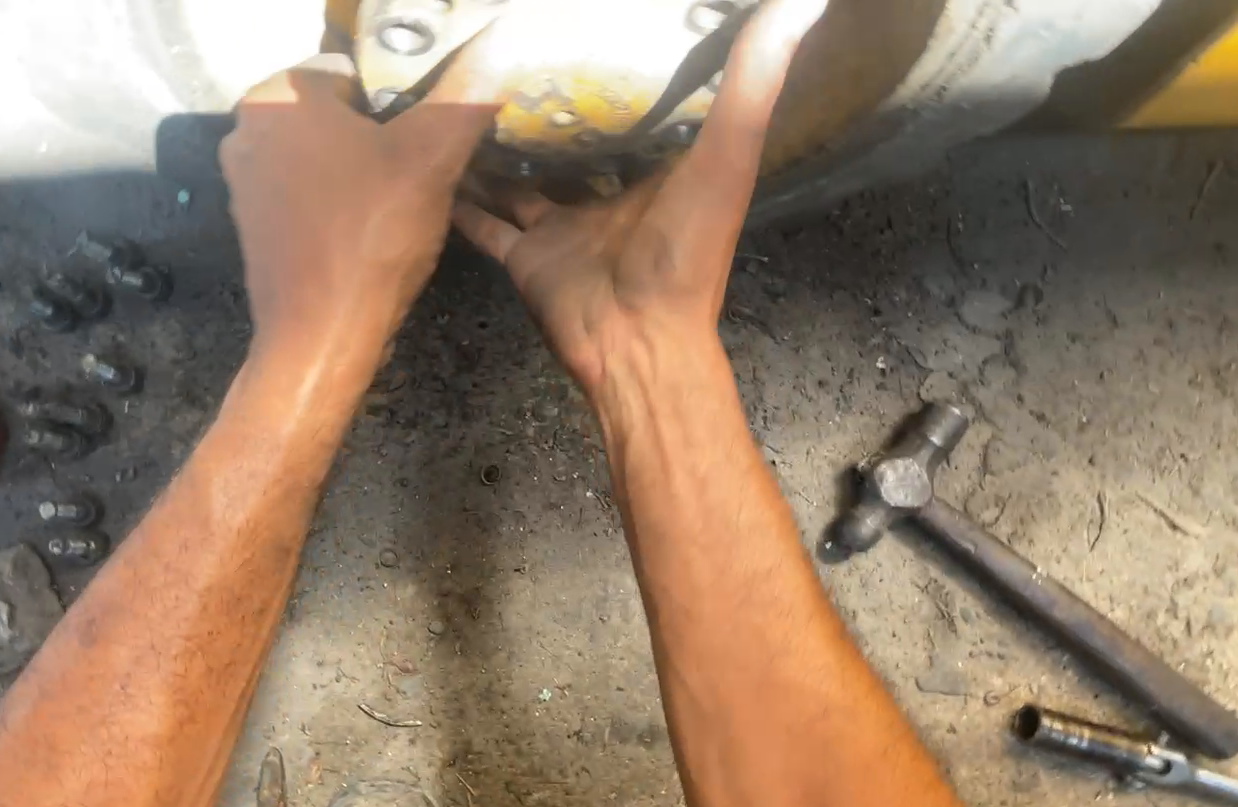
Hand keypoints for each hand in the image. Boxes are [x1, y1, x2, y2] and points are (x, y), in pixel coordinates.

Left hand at [220, 48, 502, 366]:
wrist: (321, 335)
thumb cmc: (372, 238)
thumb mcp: (432, 160)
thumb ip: (462, 104)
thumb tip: (492, 70)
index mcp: (278, 94)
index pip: (354, 74)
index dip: (399, 109)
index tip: (421, 150)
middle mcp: (247, 130)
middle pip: (336, 121)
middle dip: (377, 147)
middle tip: (413, 187)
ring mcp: (244, 185)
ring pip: (322, 164)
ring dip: (359, 183)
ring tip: (392, 220)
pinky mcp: (253, 231)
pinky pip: (307, 204)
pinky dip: (336, 216)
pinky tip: (362, 245)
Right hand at [452, 0, 826, 399]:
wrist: (638, 342)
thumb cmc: (685, 256)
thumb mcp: (726, 161)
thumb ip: (751, 86)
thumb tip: (800, 0)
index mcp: (653, 175)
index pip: (631, 111)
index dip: (613, 71)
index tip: (587, 25)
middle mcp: (604, 199)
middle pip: (568, 144)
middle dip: (543, 105)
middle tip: (508, 55)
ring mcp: (562, 230)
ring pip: (519, 180)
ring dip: (496, 147)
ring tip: (461, 98)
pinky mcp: (526, 259)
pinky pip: (486, 226)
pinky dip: (463, 202)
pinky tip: (436, 166)